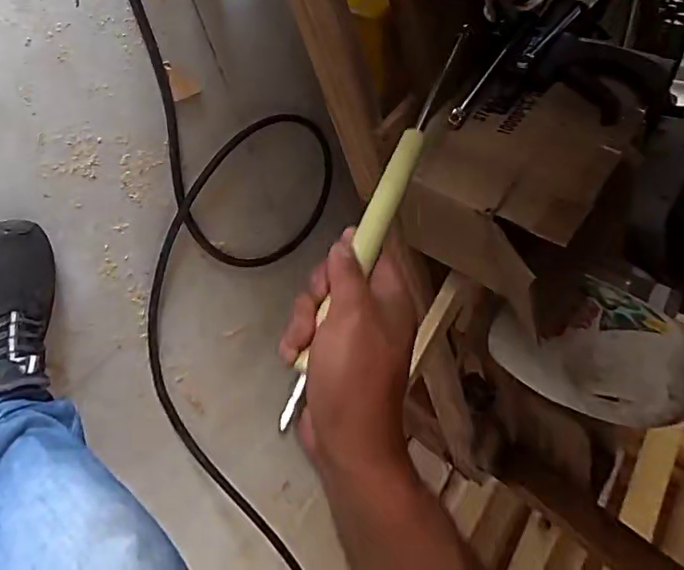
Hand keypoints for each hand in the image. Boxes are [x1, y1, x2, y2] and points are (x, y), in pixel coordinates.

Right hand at [278, 229, 416, 483]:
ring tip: (300, 346)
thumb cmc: (355, 375)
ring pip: (317, 304)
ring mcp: (349, 335)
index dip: (357, 243)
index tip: (337, 242)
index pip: (377, 253)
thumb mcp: (351, 316)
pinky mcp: (328, 355)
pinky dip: (297, 343)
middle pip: (338, 276)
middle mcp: (372, 312)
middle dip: (317, 293)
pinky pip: (308, 332)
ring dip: (302, 323)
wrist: (345, 445)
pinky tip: (293, 360)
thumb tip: (349, 239)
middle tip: (316, 314)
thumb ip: (348, 274)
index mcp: (390, 299)